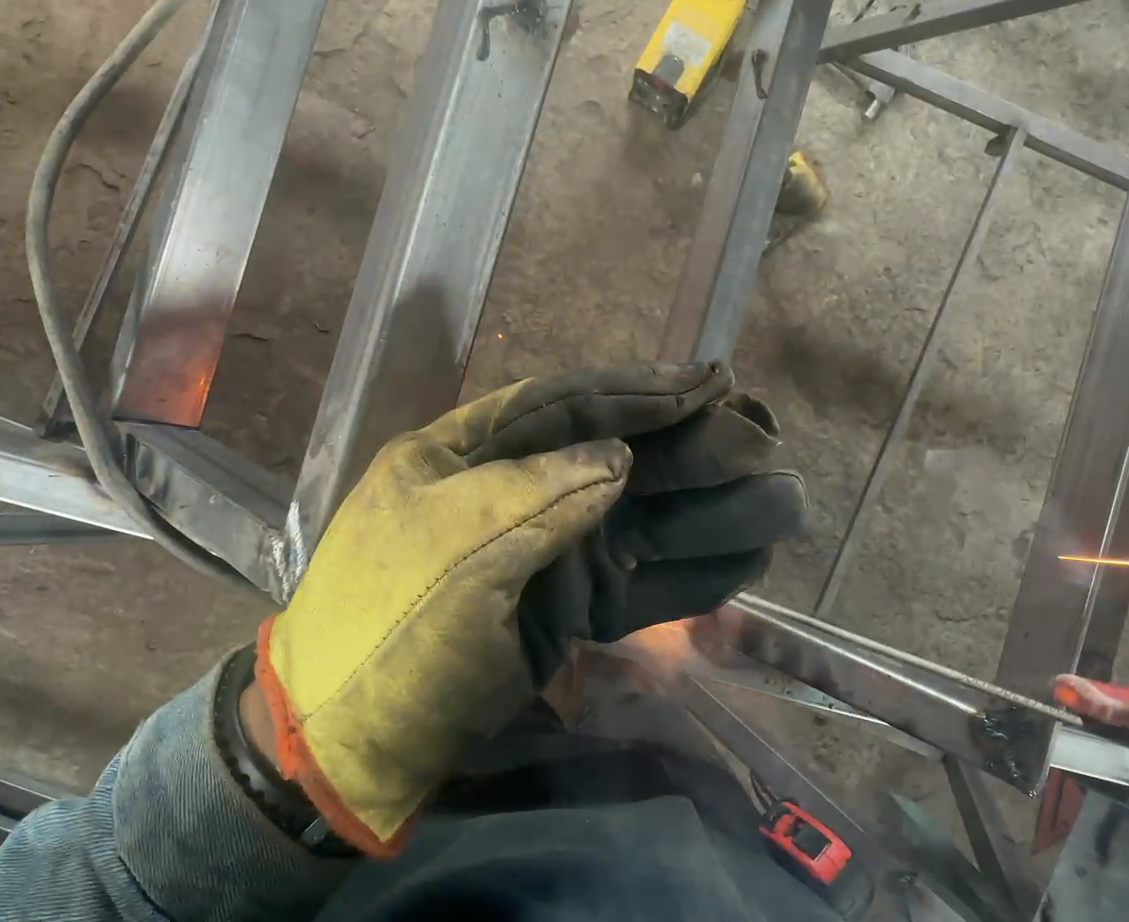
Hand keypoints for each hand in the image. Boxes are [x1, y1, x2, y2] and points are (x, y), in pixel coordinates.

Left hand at [252, 362, 805, 853]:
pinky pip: (636, 584)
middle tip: (764, 436)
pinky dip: (688, 574)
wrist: (346, 745)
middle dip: (689, 447)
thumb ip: (537, 492)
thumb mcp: (449, 545)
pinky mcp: (563, 612)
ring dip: (706, 508)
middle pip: (613, 458)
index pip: (564, 406)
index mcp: (464, 452)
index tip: (709, 383)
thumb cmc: (384, 629)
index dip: (638, 394)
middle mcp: (510, 492)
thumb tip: (619, 457)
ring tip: (782, 495)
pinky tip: (745, 560)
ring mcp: (541, 553)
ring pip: (637, 522)